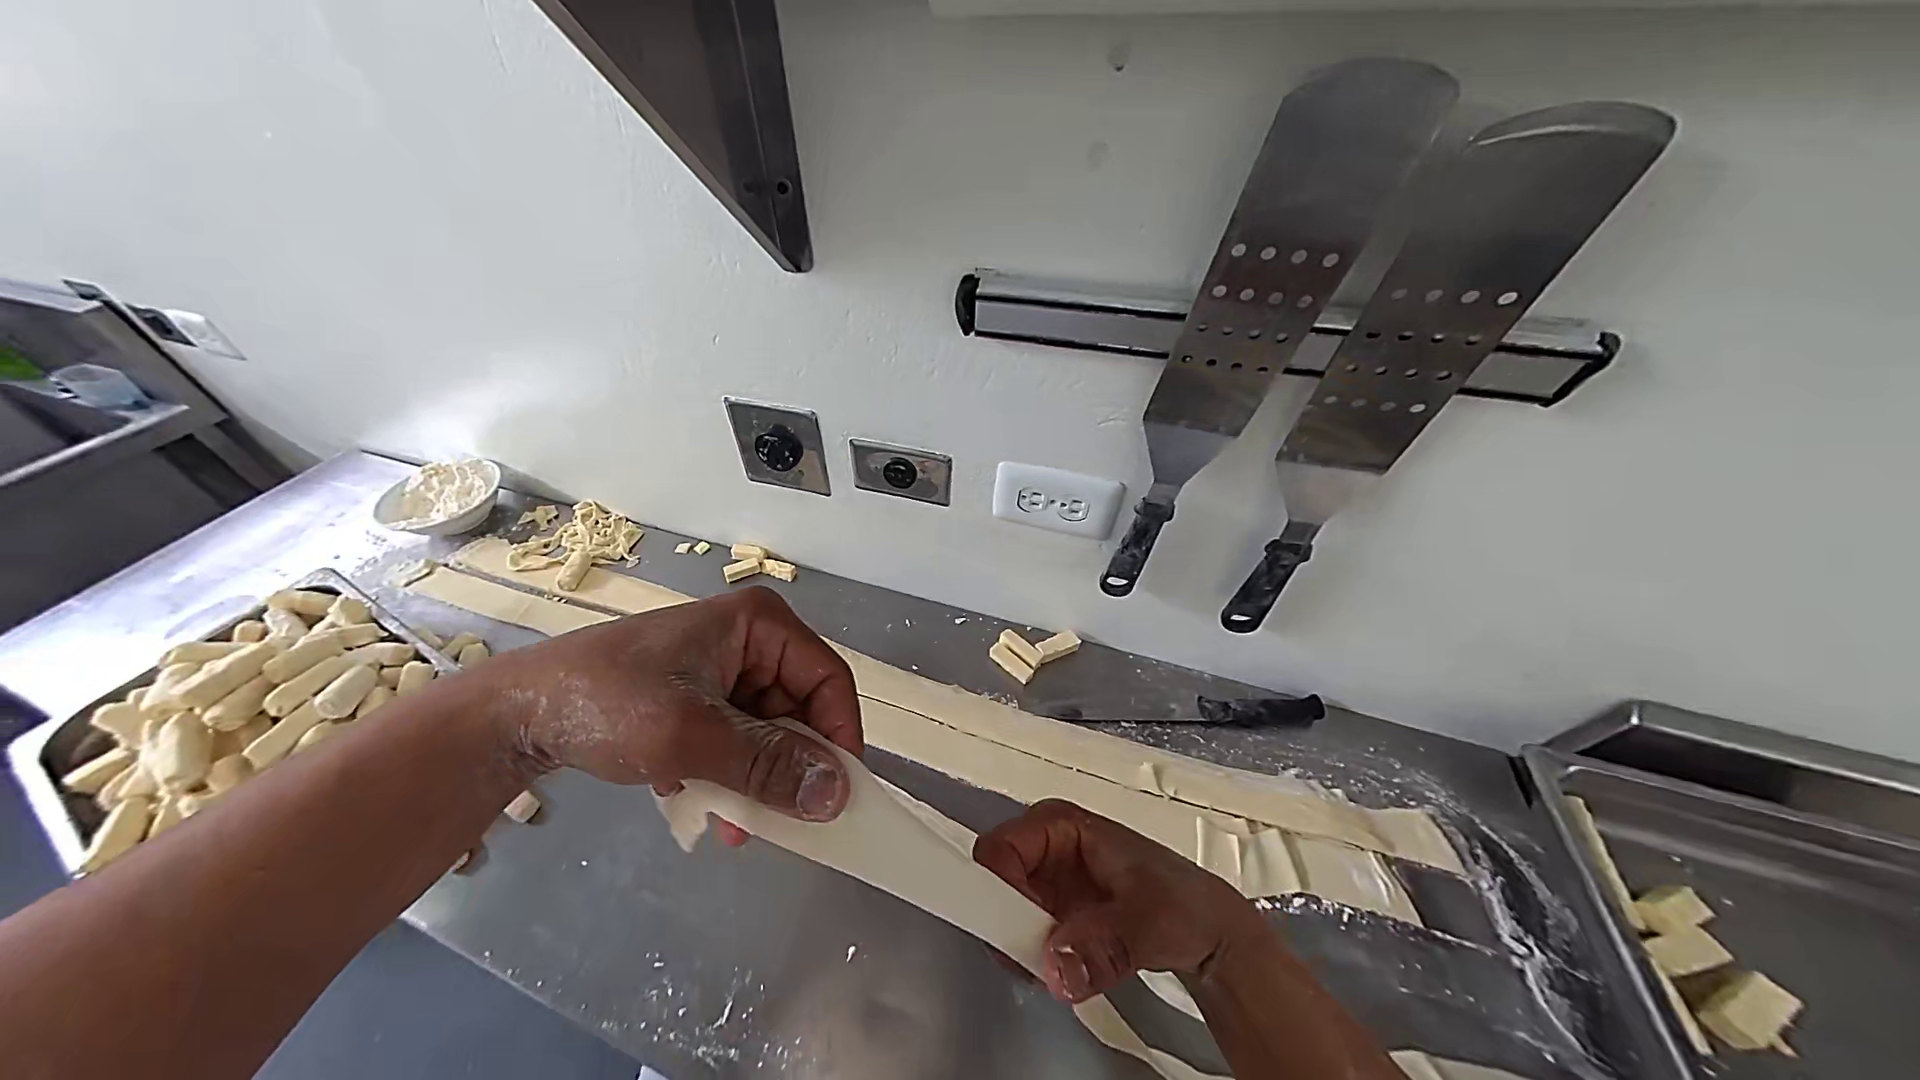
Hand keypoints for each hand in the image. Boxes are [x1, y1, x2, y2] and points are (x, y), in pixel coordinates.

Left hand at [466, 587, 862, 828]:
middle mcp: (752, 640)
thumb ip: (768, 765)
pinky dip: (732, 773)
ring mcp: (726, 667)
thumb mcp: (692, 737)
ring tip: (733, 823)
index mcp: (761, 624)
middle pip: (801, 708)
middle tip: (779, 819)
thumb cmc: (606, 704)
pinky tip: (704, 802)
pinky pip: (741, 737)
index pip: (829, 679)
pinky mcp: (703, 695)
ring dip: (758, 778)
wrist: (516, 714)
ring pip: (771, 731)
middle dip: (789, 766)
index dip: (839, 736)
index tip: (836, 794)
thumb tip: (837, 795)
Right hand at [972, 799, 1262, 1003]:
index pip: (998, 848)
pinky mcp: (1048, 910)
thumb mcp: (1148, 922)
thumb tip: (1057, 962)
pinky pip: (1015, 933)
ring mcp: (1044, 879)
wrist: (1205, 927)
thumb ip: (1103, 945)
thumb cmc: (1183, 902)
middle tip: (1038, 956)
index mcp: (1060, 823)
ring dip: (1017, 946)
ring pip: (999, 910)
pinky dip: (1029, 957)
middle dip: (1006, 923)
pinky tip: (1060, 969)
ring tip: (1058, 965)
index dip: (998, 888)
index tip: (1017, 930)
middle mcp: (1044, 846)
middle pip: (991, 880)